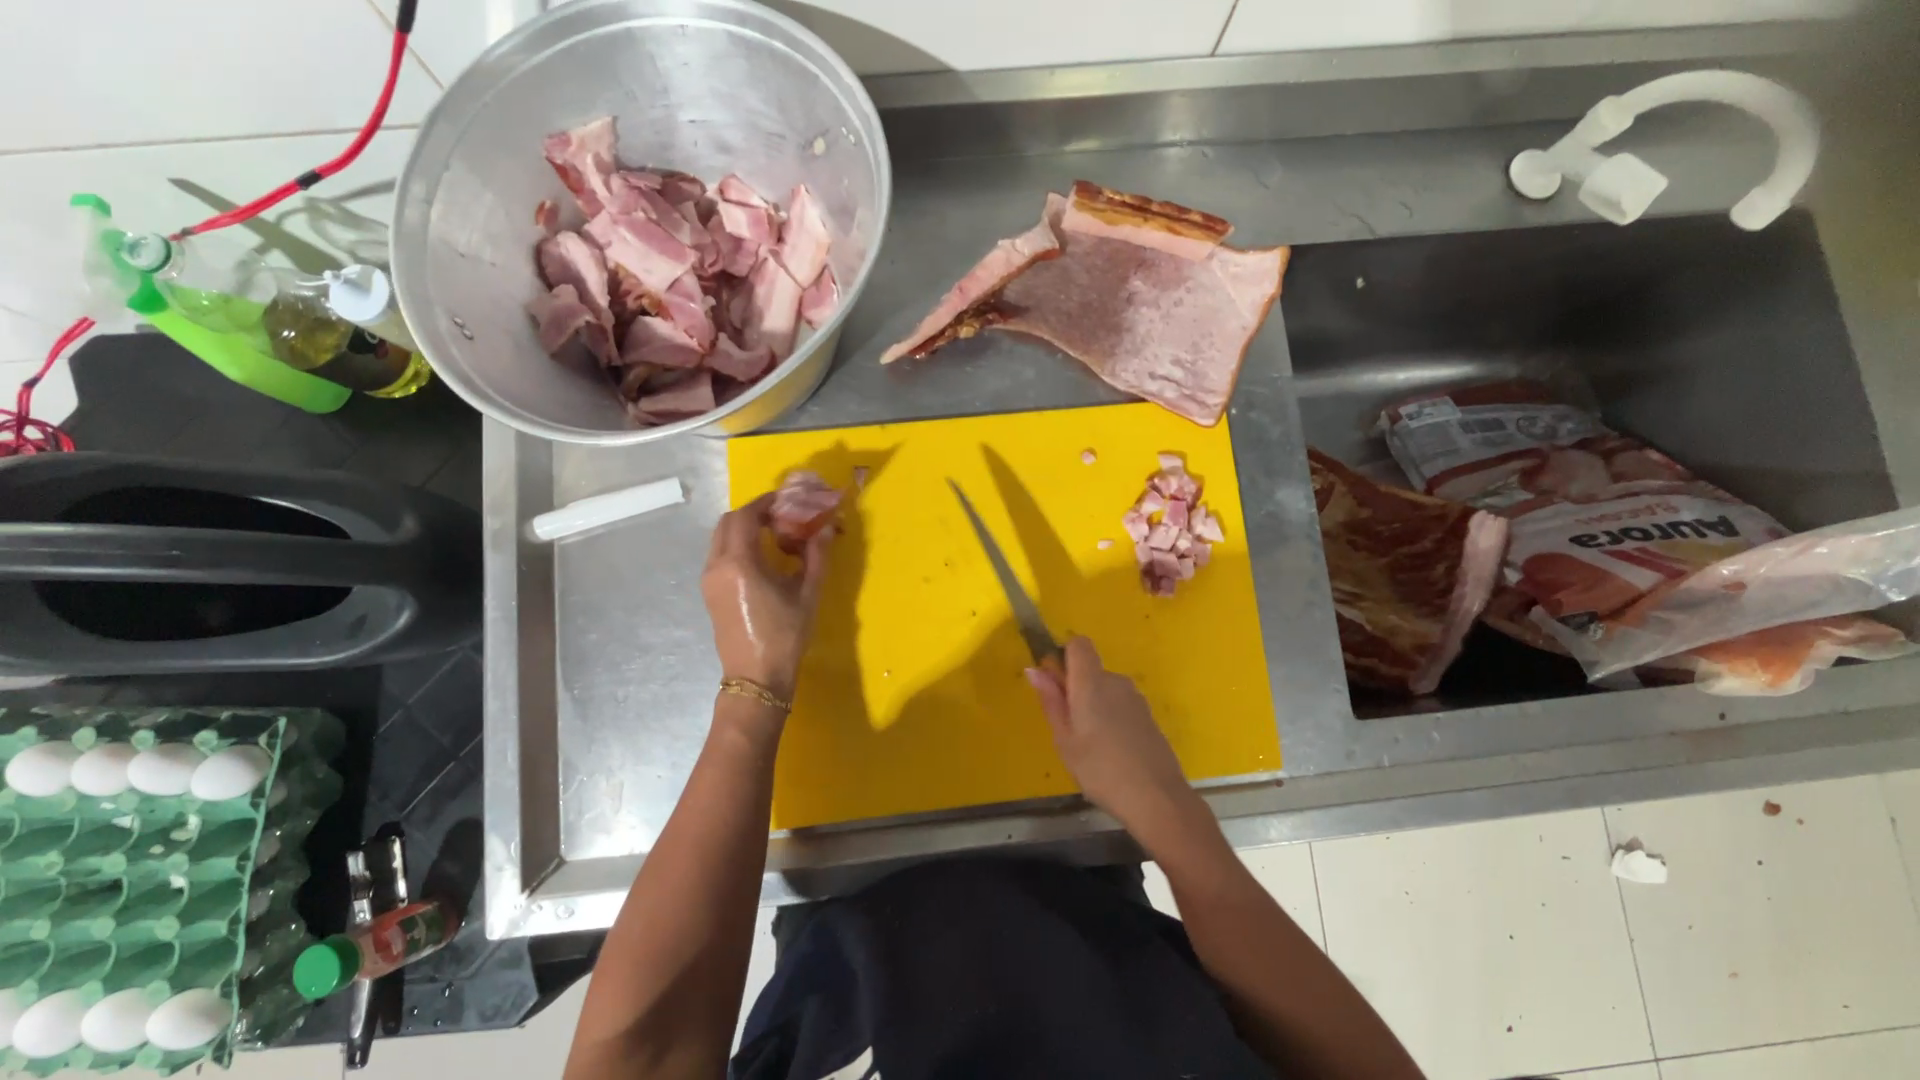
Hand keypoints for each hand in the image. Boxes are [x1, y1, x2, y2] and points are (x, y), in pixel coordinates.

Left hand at [702, 493, 832, 701]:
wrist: (756, 678)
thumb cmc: (784, 636)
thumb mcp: (808, 594)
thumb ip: (817, 557)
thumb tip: (826, 528)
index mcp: (739, 563)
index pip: (745, 516)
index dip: (765, 502)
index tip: (786, 501)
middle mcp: (716, 565)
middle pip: (727, 522)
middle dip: (753, 513)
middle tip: (780, 517)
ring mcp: (709, 580)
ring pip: (721, 538)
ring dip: (743, 529)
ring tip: (773, 537)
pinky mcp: (710, 593)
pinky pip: (720, 555)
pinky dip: (737, 546)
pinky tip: (762, 560)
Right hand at [1025, 637, 1194, 827]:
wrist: (1157, 798)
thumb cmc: (1100, 770)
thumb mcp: (1065, 740)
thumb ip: (1051, 701)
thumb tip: (1034, 669)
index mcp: (1092, 682)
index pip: (1079, 644)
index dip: (1064, 657)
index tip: (1055, 686)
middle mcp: (1116, 682)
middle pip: (1091, 669)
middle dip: (1075, 689)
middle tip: (1067, 729)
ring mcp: (1136, 698)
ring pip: (1106, 689)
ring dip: (1093, 707)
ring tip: (1089, 746)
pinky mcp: (1148, 716)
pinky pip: (1121, 705)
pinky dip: (1110, 719)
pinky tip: (1111, 752)